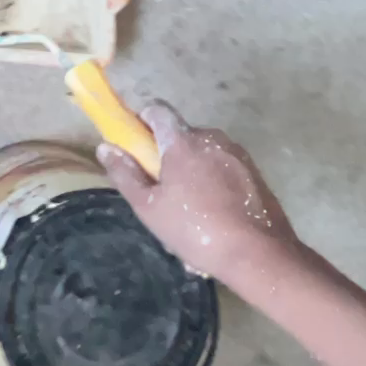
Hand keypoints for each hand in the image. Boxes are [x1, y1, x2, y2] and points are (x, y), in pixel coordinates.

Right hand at [97, 101, 303, 284]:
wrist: (260, 256)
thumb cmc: (195, 229)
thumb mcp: (149, 207)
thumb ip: (125, 174)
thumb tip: (105, 147)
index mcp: (182, 141)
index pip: (157, 109)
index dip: (142, 120)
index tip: (136, 144)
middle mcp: (211, 138)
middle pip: (181, 135)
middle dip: (168, 154)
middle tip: (161, 189)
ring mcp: (237, 154)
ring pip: (204, 153)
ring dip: (192, 171)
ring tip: (190, 210)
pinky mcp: (256, 173)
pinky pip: (225, 169)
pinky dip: (215, 184)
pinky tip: (214, 217)